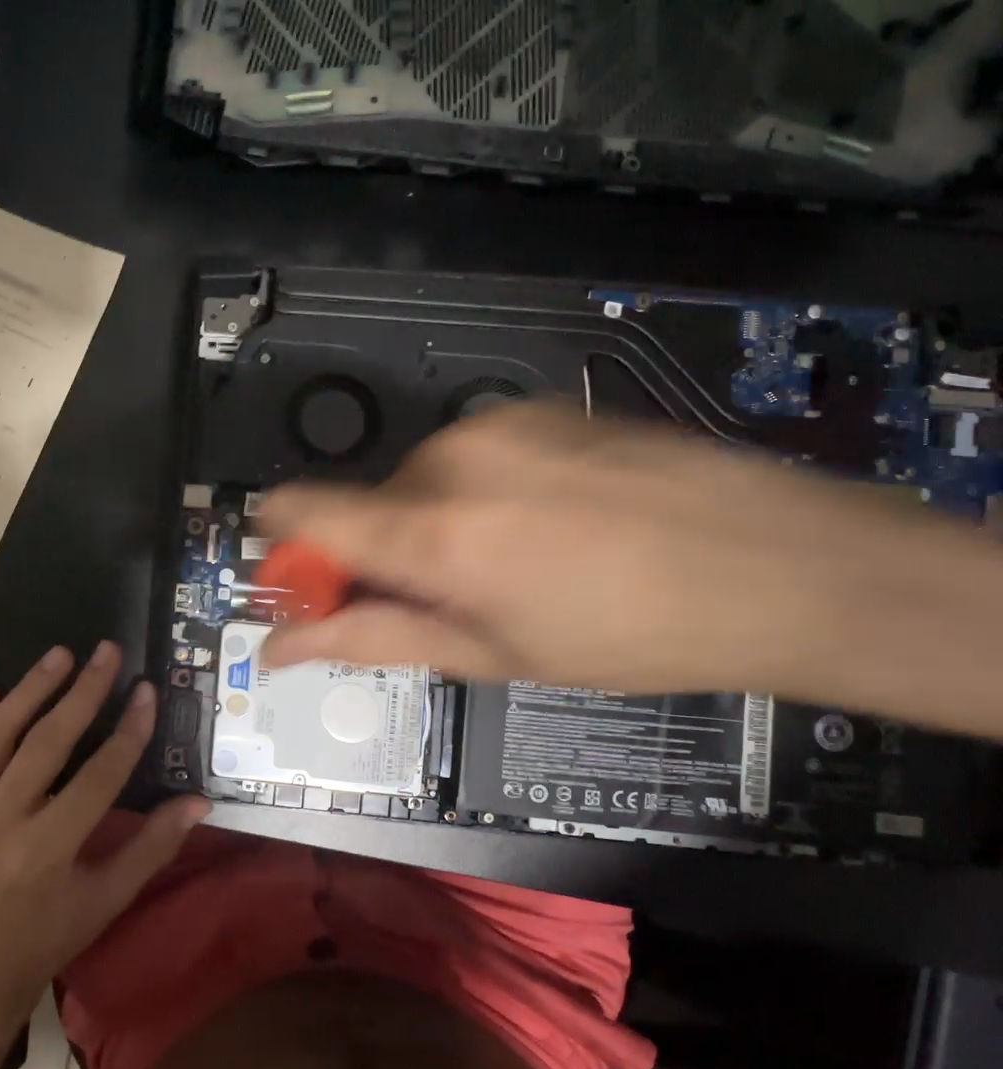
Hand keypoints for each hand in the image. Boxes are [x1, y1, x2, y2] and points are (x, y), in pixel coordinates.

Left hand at [0, 643, 209, 1068]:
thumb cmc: (54, 932)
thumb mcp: (109, 898)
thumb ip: (152, 846)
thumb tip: (198, 800)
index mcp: (48, 851)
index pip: (96, 777)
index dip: (127, 731)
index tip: (145, 690)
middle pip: (44, 744)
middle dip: (81, 693)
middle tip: (105, 652)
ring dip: (26, 692)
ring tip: (58, 657)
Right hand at [261, 404, 1002, 736]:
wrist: (794, 566)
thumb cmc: (635, 634)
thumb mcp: (490, 655)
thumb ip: (369, 639)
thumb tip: (280, 644)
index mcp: (432, 530)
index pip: (296, 509)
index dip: (283, 548)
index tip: (310, 584)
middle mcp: (449, 459)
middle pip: (361, 504)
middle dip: (381, 552)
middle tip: (449, 597)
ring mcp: (497, 424)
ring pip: (415, 481)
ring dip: (434, 522)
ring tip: (515, 560)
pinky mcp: (536, 408)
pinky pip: (466, 454)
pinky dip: (478, 490)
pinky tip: (550, 522)